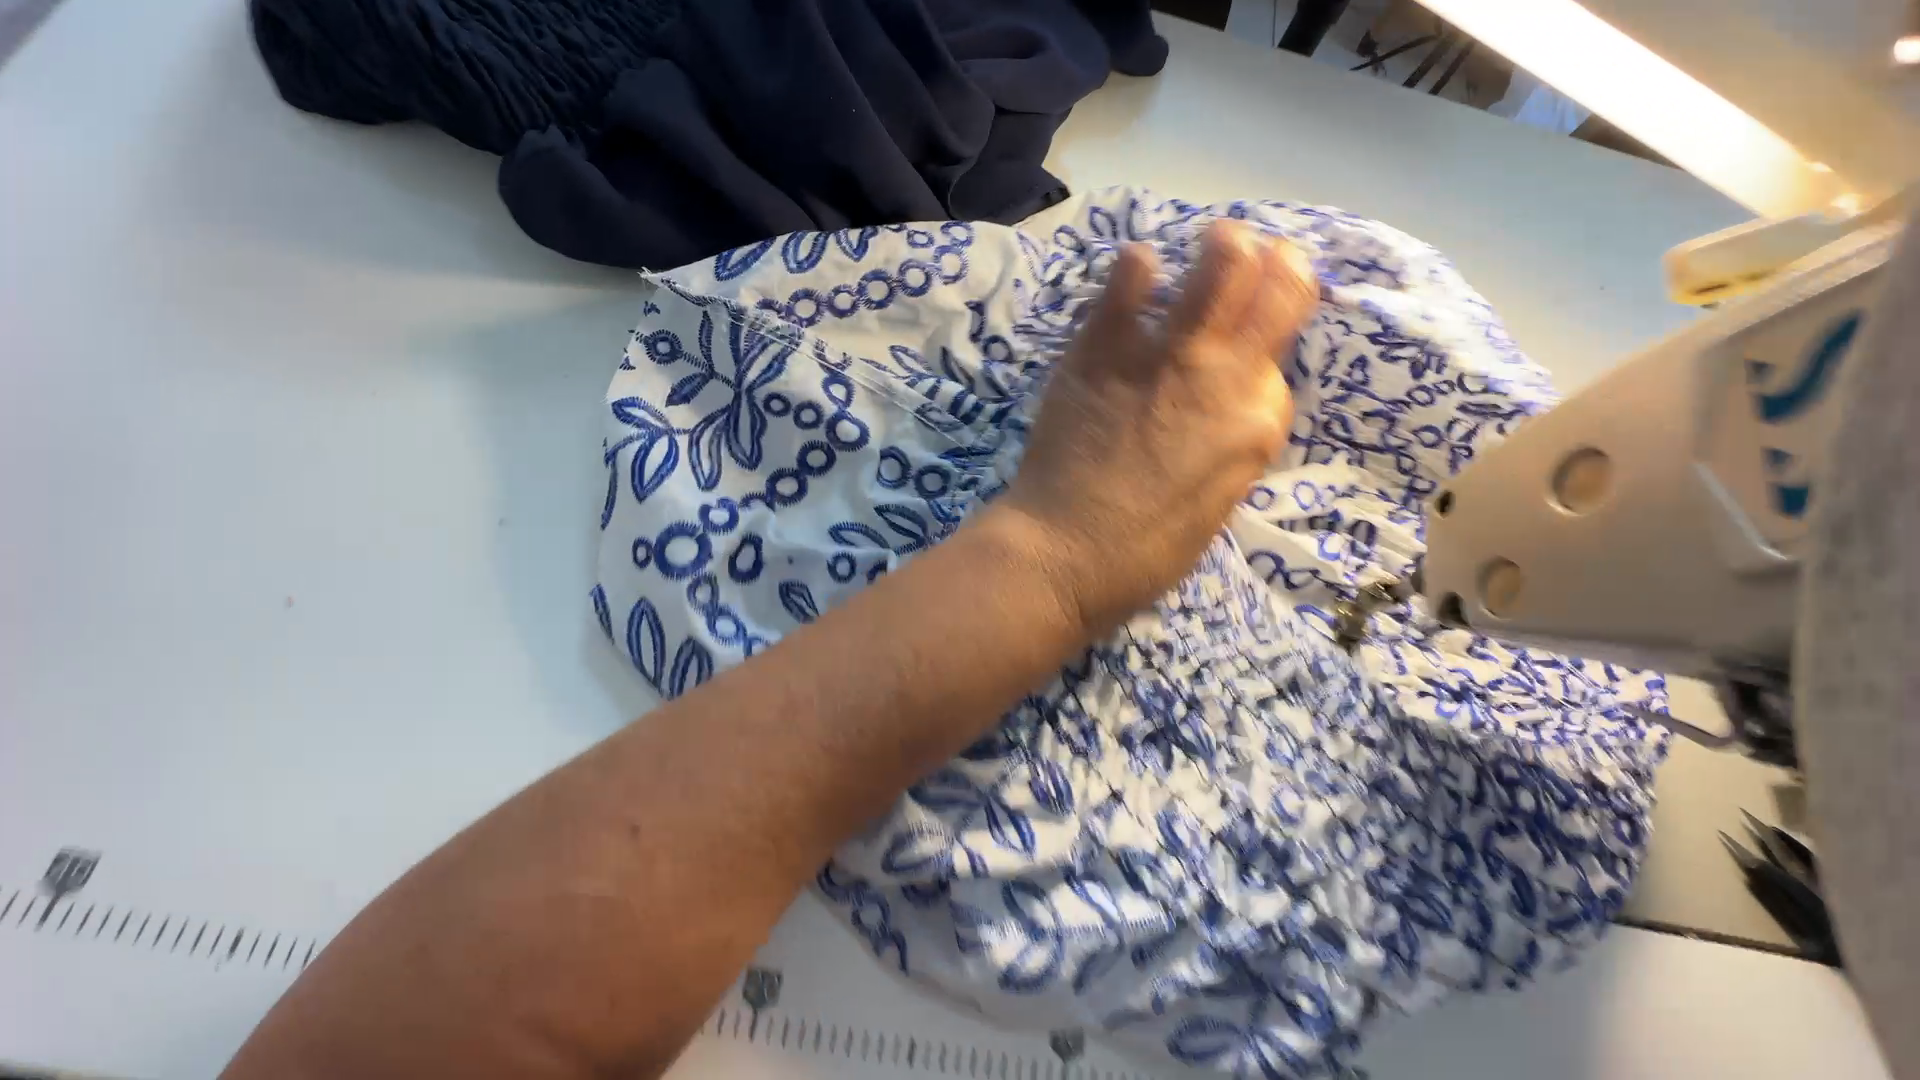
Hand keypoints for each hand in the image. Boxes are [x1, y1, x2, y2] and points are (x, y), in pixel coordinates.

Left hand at [988, 221, 1315, 636]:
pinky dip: (1136, 266)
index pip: (1286, 348)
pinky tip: (1134, 276)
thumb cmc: (1143, 549)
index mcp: (1261, 422)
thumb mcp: (1217, 496)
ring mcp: (1165, 354)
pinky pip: (1132, 274)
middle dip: (1273, 260)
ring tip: (1205, 249)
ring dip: (1222, 243)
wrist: (1064, 556)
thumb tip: (1228, 393)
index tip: (1254, 321)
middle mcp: (1228, 375)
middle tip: (1245, 263)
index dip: (1272, 325)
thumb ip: (1231, 435)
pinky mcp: (1104, 345)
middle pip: (1283, 280)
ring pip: (1224, 257)